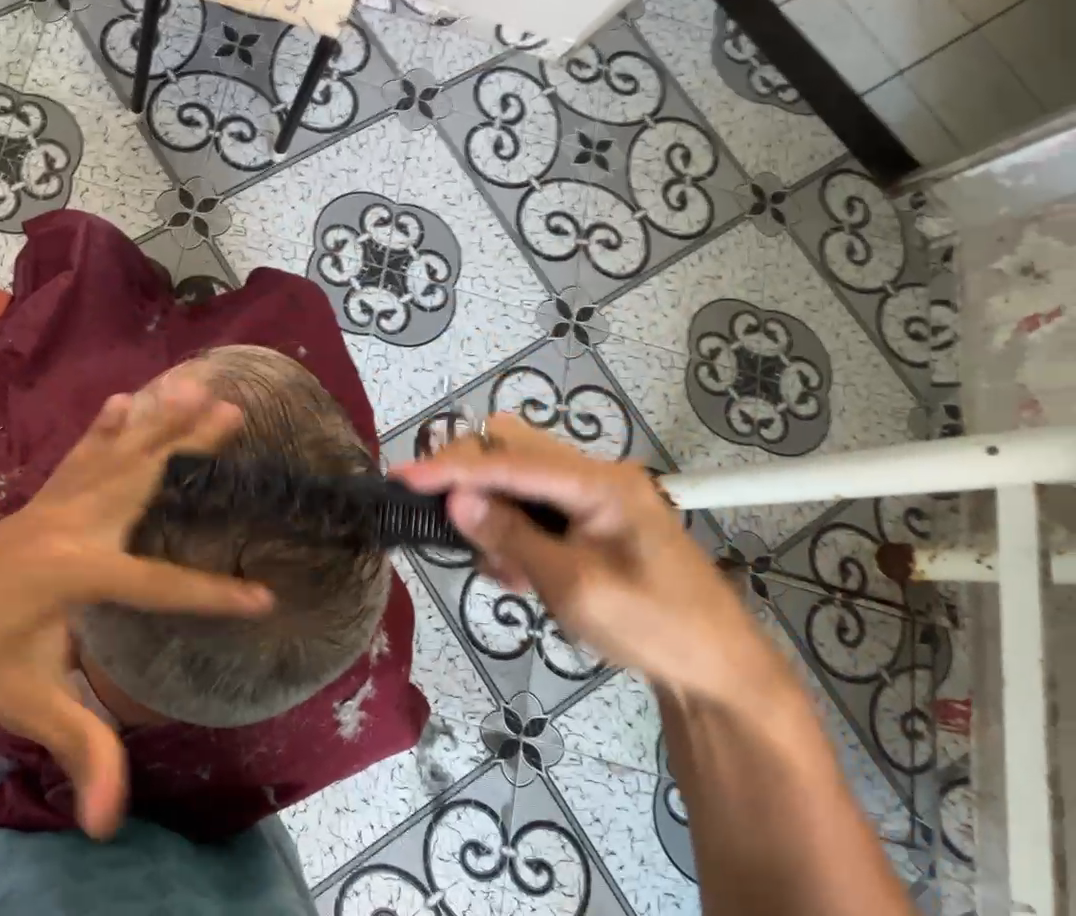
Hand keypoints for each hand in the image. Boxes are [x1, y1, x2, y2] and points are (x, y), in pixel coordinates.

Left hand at [0, 375, 273, 838]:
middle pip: (141, 478)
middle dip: (191, 444)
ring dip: (156, 419)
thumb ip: (79, 747)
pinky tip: (121, 401)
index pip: (160, 585)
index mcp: (75, 573)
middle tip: (235, 408)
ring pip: (113, 453)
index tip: (266, 598)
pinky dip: (103, 427)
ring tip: (192, 384)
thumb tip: (109, 825)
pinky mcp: (36, 503)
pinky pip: (78, 455)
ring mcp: (50, 506)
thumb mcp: (25, 702)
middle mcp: (69, 525)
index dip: (213, 596)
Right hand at [394, 414, 778, 702]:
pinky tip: (521, 573)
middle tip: (445, 521)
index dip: (451, 468)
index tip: (401, 479)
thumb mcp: (575, 588)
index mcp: (601, 484)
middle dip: (469, 477)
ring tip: (503, 566)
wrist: (718, 671)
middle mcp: (596, 476)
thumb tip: (456, 499)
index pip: (508, 460)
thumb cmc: (655, 628)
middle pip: (510, 447)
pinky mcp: (589, 519)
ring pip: (515, 475)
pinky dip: (511, 531)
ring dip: (491, 510)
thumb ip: (513, 537)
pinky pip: (530, 506)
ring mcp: (594, 496)